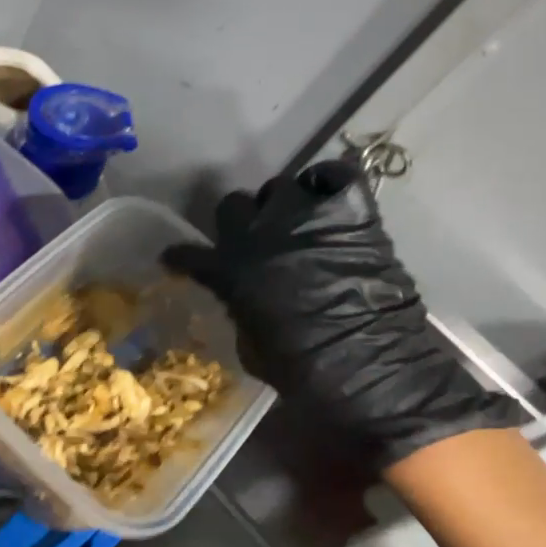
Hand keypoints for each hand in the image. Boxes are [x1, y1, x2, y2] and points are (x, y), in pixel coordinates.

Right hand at [162, 159, 519, 464]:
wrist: (368, 366)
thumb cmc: (301, 369)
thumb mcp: (250, 344)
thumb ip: (240, 308)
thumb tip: (242, 297)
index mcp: (230, 271)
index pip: (190, 254)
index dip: (182, 256)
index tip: (177, 258)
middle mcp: (259, 236)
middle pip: (233, 205)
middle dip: (239, 221)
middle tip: (252, 238)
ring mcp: (305, 218)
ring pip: (279, 187)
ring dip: (281, 205)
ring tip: (293, 221)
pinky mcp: (351, 214)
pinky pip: (336, 177)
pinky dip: (330, 183)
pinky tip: (327, 200)